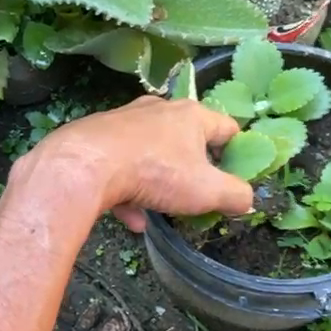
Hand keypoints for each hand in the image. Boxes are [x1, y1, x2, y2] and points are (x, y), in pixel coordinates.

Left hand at [22, 96, 253, 231]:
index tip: (236, 174)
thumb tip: (246, 200)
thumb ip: (234, 195)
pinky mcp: (93, 140)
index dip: (236, 150)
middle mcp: (155, 111)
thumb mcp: (206, 190)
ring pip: (147, 155)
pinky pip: (117, 167)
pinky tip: (130, 219)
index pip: (226, 126)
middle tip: (196, 192)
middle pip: (182, 139)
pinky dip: (126, 192)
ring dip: (155, 185)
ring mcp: (121, 123)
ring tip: (160, 212)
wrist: (83, 166)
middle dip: (190, 168)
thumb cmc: (155, 171)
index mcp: (189, 115)